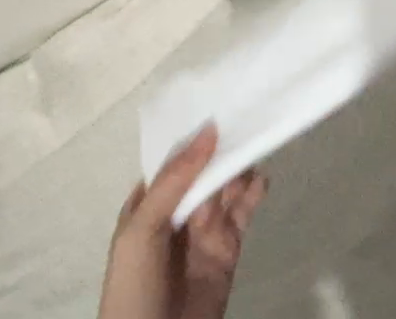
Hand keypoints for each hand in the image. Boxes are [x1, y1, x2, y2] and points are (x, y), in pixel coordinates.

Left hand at [100, 126, 267, 318]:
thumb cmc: (135, 288)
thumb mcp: (142, 231)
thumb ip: (175, 181)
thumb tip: (210, 130)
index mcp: (148, 203)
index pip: (175, 160)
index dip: (196, 137)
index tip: (221, 106)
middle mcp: (178, 211)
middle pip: (206, 169)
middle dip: (222, 153)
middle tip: (242, 134)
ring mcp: (205, 230)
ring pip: (227, 186)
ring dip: (239, 171)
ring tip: (247, 165)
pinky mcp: (229, 248)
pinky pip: (244, 212)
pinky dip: (254, 193)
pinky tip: (260, 182)